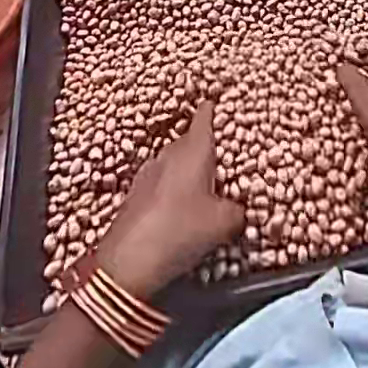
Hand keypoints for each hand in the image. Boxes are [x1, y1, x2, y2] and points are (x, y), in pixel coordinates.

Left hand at [96, 102, 244, 299]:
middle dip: (206, 147)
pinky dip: (173, 189)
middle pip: (190, 139)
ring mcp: (149, 172)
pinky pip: (162, 182)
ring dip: (188, 170)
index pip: (205, 116)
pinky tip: (181, 210)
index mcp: (194, 149)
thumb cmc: (181, 229)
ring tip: (206, 189)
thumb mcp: (224, 223)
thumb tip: (239, 209)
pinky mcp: (136, 193)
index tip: (224, 106)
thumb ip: (238, 210)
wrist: (128, 261)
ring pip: (174, 161)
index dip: (215, 109)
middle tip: (226, 159)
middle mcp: (170, 153)